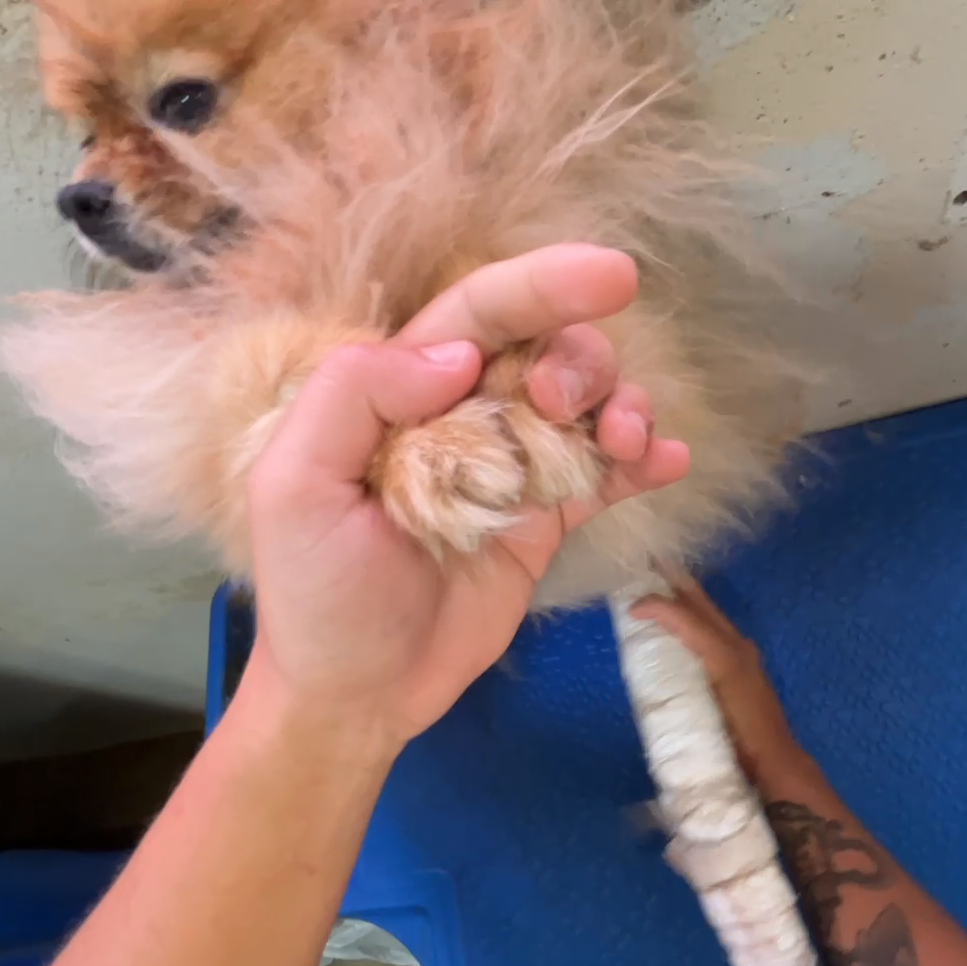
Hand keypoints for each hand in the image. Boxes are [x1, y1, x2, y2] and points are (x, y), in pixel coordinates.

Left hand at [240, 244, 690, 749]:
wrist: (361, 688)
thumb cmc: (317, 589)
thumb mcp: (298, 484)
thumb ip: (356, 395)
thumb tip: (457, 354)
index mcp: (403, 394)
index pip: (478, 315)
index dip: (543, 285)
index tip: (613, 277)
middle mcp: (463, 419)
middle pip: (545, 353)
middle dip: (577, 360)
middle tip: (563, 406)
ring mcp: (509, 472)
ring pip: (584, 408)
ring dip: (621, 405)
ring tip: (627, 439)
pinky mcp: (541, 524)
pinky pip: (601, 476)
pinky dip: (641, 462)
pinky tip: (668, 461)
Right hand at [629, 575, 809, 786]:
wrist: (775, 762)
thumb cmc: (736, 740)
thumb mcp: (700, 712)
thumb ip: (674, 690)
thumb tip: (656, 686)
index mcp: (723, 654)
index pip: (687, 617)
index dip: (658, 606)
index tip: (630, 607)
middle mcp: (735, 645)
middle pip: (702, 604)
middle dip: (675, 583)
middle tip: (650, 564)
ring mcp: (743, 653)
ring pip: (710, 614)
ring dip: (685, 597)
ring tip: (662, 584)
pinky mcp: (744, 664)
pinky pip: (715, 628)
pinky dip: (695, 616)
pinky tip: (682, 622)